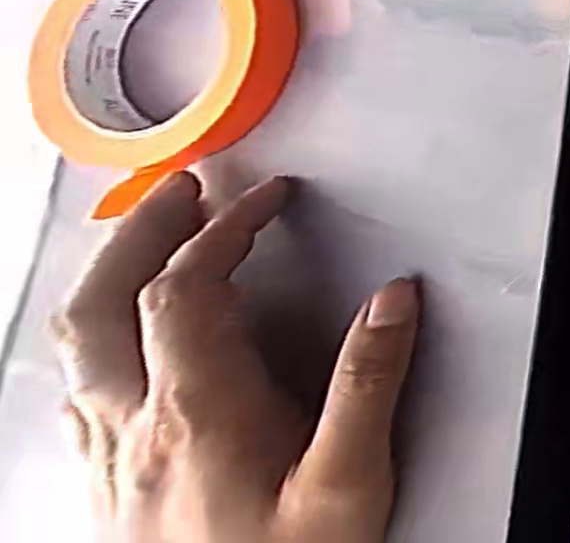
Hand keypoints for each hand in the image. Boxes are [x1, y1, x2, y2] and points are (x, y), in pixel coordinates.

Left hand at [49, 171, 419, 542]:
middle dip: (142, 236)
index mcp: (200, 415)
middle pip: (103, 312)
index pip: (189, 296)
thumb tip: (395, 296)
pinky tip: (136, 328)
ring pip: (79, 347)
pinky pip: (85, 384)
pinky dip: (107, 329)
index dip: (226, 232)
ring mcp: (114, 453)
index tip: (270, 197)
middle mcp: (138, 426)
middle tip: (186, 189)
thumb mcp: (351, 476)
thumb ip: (371, 381)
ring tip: (158, 233)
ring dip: (115, 275)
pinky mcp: (114, 473)